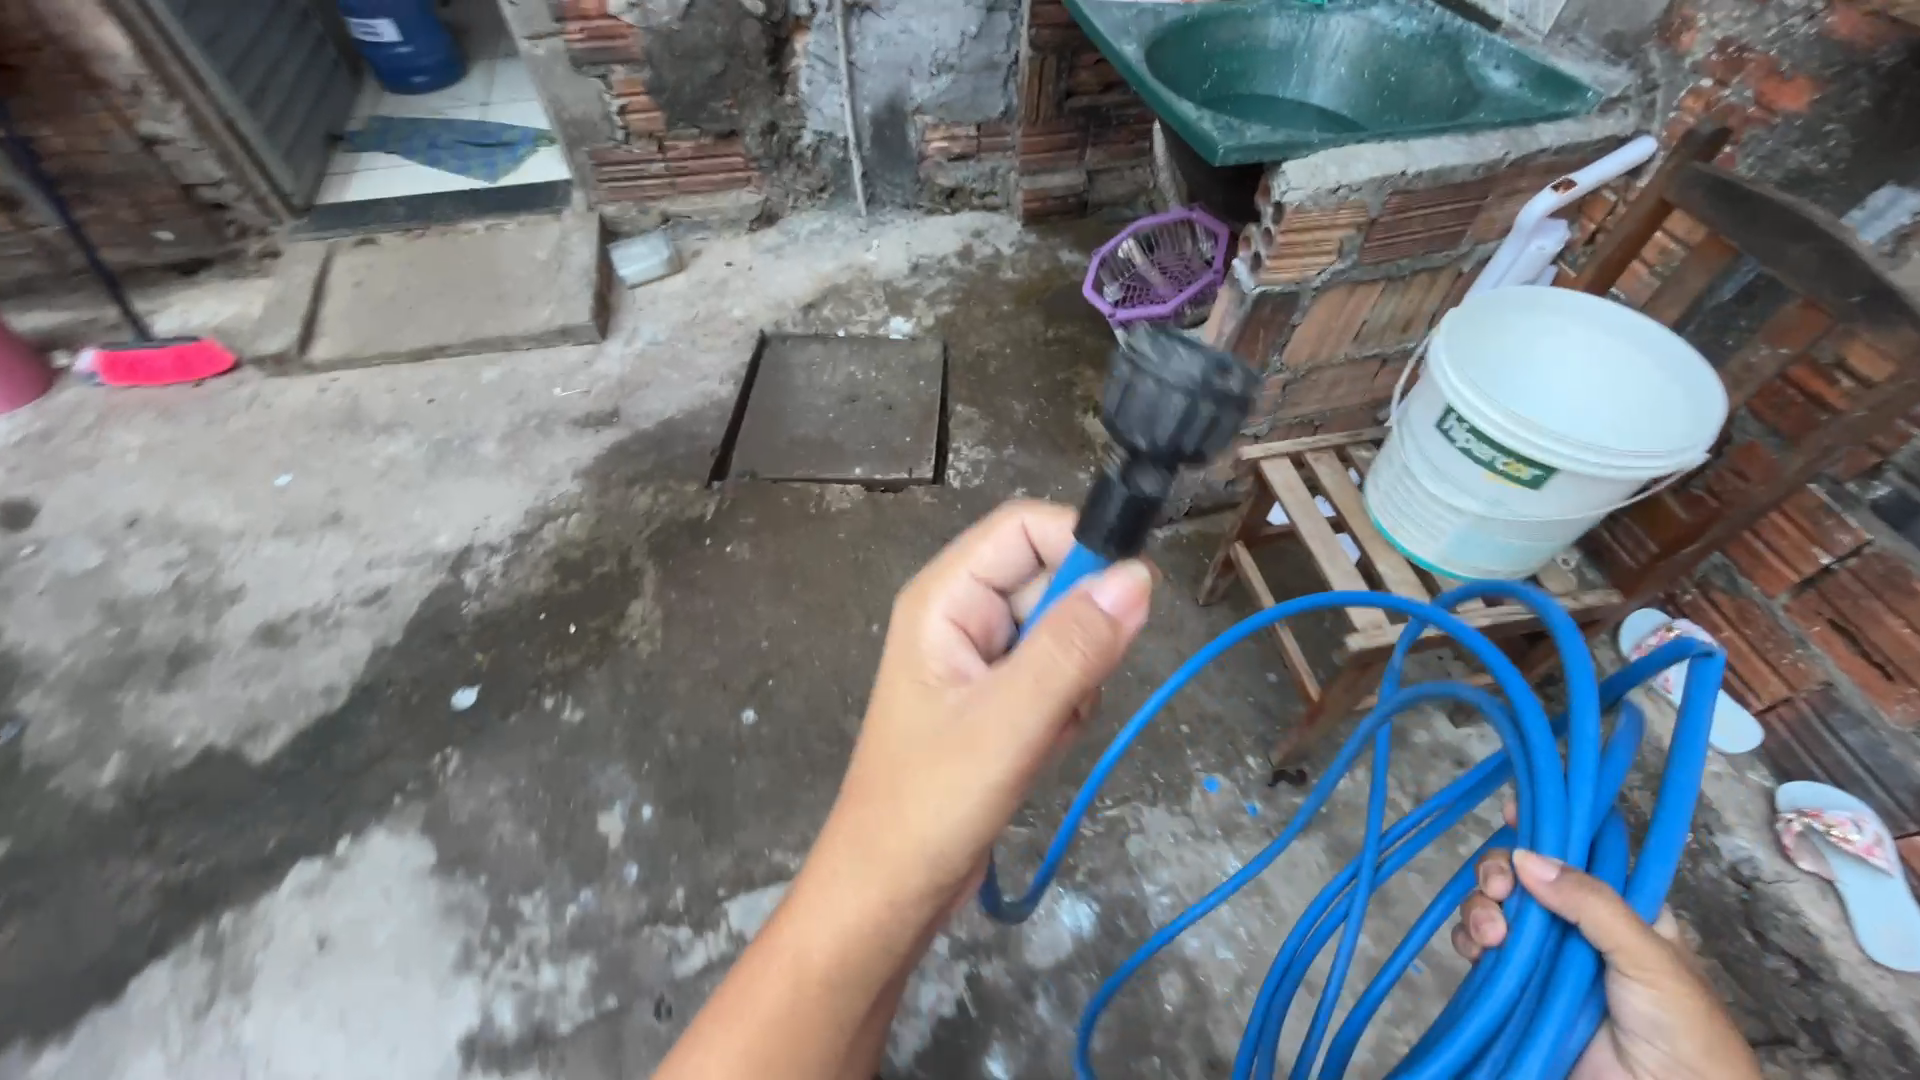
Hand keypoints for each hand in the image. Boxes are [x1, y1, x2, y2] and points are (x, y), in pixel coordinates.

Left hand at [803, 500, 1154, 925]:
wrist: (893, 888)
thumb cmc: (933, 802)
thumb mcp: (1008, 721)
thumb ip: (1073, 647)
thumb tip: (1137, 578)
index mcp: (946, 596)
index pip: (1025, 527)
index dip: (1081, 545)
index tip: (1131, 598)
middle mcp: (962, 613)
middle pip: (1049, 578)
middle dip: (1079, 633)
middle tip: (1074, 693)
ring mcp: (980, 657)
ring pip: (1063, 631)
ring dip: (1076, 679)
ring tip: (1046, 729)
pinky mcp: (997, 696)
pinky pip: (1057, 674)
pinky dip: (1067, 707)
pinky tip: (1043, 746)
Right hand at [1453, 803, 1759, 1079]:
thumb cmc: (1680, 1029)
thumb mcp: (1649, 958)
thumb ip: (1592, 904)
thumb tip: (1524, 856)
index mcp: (1619, 911)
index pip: (1577, 856)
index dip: (1545, 830)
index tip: (1512, 813)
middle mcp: (1574, 925)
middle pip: (1521, 876)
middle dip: (1498, 874)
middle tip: (1497, 890)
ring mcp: (1542, 956)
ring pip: (1494, 907)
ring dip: (1480, 909)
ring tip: (1491, 937)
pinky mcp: (1514, 986)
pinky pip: (1478, 947)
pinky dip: (1468, 940)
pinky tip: (1477, 951)